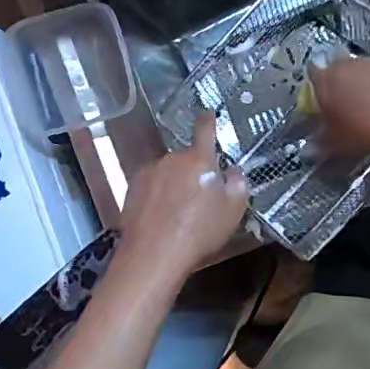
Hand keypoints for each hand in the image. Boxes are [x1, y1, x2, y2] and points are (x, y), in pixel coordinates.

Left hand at [118, 112, 250, 274]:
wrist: (154, 254)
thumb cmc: (199, 231)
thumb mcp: (233, 211)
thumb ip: (238, 184)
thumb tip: (233, 171)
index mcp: (199, 160)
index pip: (205, 130)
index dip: (208, 120)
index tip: (207, 114)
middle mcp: (171, 159)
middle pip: (186, 159)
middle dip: (193, 172)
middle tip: (199, 198)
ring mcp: (149, 172)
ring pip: (167, 173)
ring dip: (173, 184)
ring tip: (177, 214)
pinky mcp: (131, 188)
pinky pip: (150, 186)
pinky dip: (156, 195)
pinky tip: (160, 217)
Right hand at [310, 57, 369, 157]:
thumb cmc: (365, 129)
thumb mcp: (337, 143)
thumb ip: (320, 142)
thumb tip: (312, 147)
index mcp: (325, 81)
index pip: (311, 73)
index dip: (315, 85)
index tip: (320, 99)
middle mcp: (344, 65)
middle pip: (335, 68)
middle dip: (338, 82)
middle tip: (344, 104)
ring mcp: (369, 61)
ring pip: (358, 69)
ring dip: (360, 81)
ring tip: (369, 104)